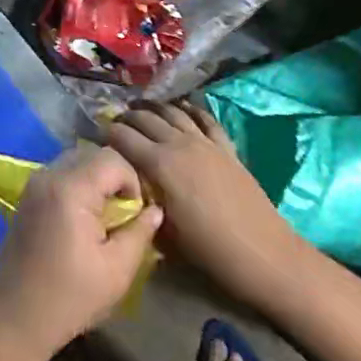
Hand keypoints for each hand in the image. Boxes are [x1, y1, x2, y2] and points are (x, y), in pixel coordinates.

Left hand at [0, 146, 163, 351]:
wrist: (10, 318)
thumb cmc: (67, 298)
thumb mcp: (116, 271)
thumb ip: (139, 233)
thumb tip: (155, 210)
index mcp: (71, 189)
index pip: (113, 160)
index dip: (133, 181)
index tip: (136, 214)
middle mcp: (50, 175)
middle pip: (94, 154)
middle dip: (116, 177)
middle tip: (124, 214)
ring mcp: (35, 183)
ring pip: (77, 160)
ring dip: (97, 179)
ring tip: (105, 217)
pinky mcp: (28, 194)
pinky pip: (62, 173)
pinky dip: (79, 184)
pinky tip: (83, 219)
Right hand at [108, 101, 305, 307]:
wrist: (262, 253)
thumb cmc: (209, 251)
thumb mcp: (166, 234)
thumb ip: (146, 204)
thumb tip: (134, 190)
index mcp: (160, 165)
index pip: (125, 138)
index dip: (108, 133)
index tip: (98, 132)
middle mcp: (180, 145)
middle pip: (147, 119)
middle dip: (128, 116)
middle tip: (115, 119)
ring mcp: (205, 143)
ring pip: (174, 113)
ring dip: (155, 107)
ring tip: (142, 106)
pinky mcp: (226, 148)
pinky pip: (205, 120)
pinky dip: (190, 109)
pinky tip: (182, 107)